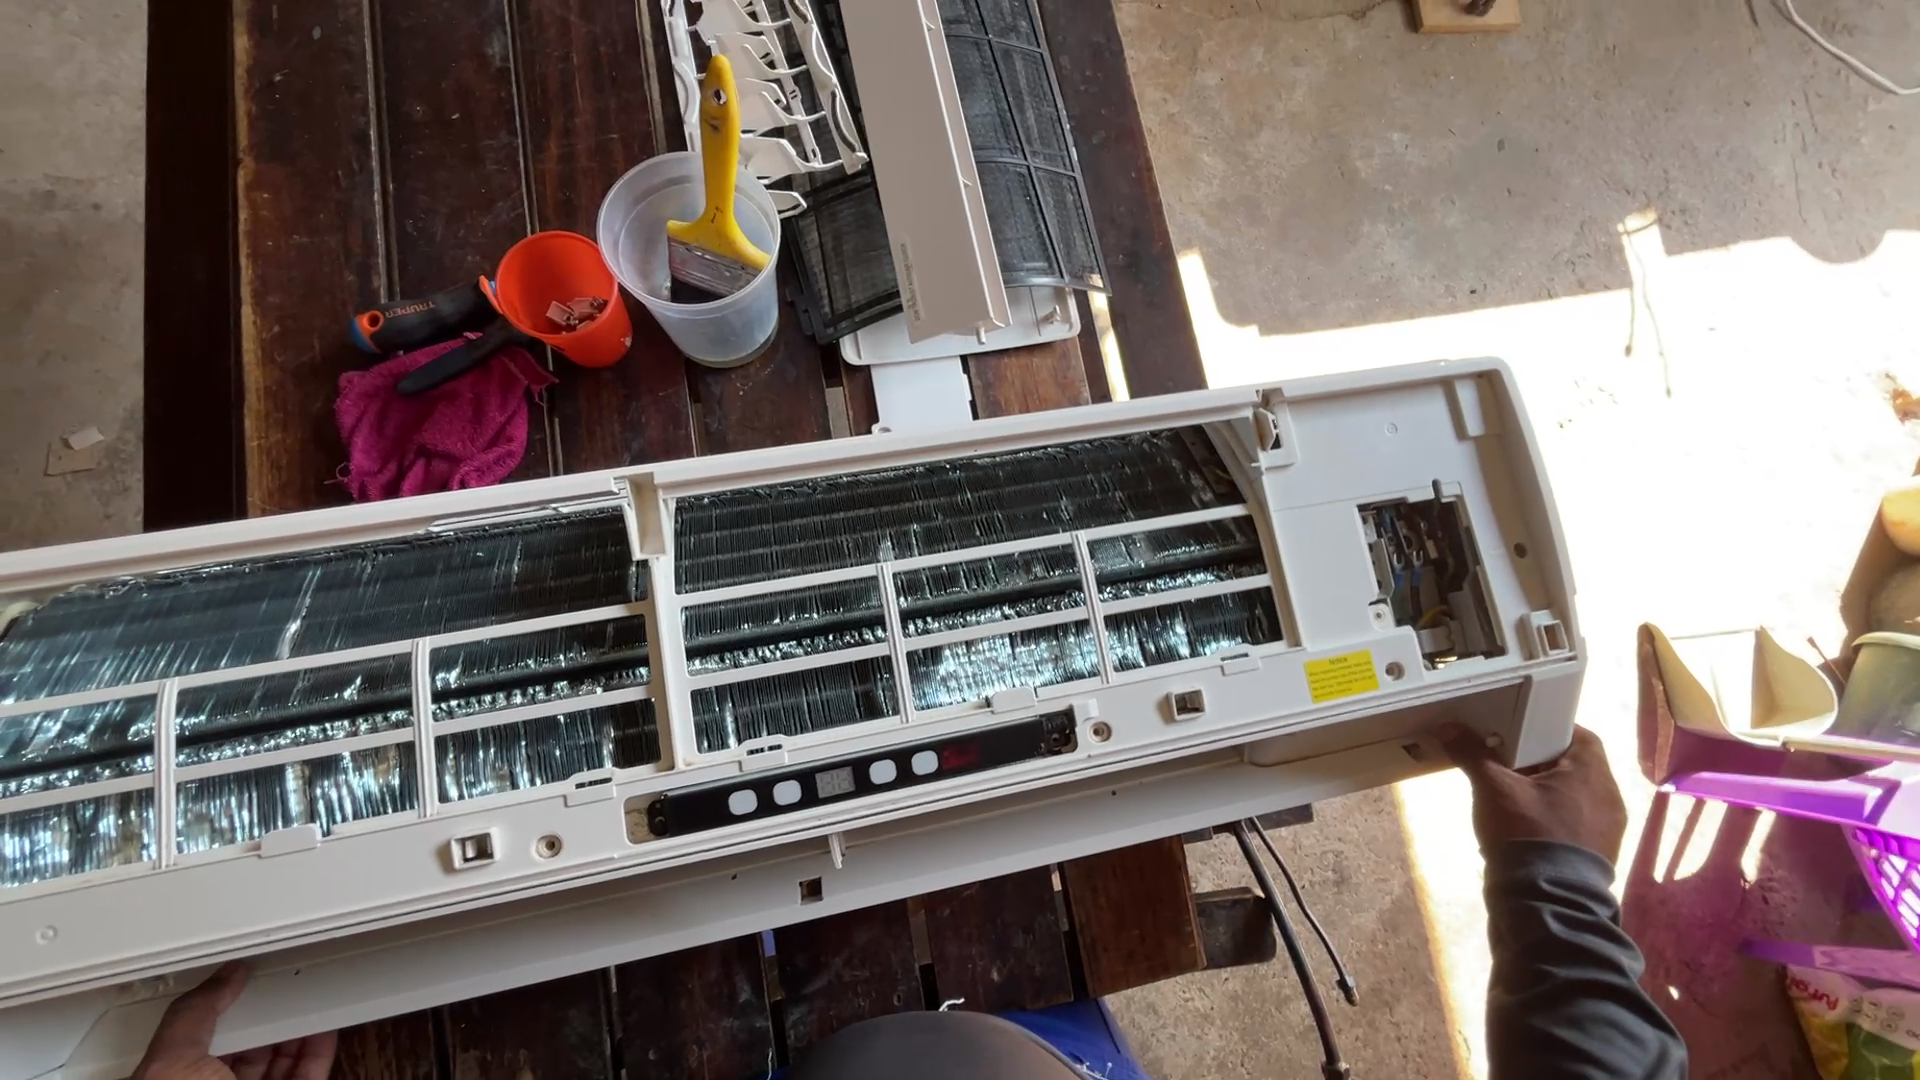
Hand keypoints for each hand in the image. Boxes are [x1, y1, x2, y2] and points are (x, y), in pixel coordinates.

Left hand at [132, 962, 336, 1079]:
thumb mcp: (169, 1066)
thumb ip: (192, 1017)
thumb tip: (225, 973)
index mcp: (176, 1079)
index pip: (199, 1034)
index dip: (222, 1001)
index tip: (245, 972)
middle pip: (248, 1039)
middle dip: (268, 1007)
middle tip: (285, 979)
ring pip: (282, 1049)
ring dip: (300, 1021)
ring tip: (313, 992)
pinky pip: (314, 1062)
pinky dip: (324, 1039)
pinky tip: (328, 1020)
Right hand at [1439, 723, 1627, 865]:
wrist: (1544, 899)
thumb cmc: (1526, 831)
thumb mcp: (1492, 787)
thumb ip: (1472, 753)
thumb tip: (1449, 727)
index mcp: (1593, 775)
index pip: (1579, 735)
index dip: (1546, 727)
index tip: (1516, 728)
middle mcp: (1609, 798)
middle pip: (1572, 764)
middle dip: (1536, 758)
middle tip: (1502, 755)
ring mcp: (1605, 828)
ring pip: (1570, 792)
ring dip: (1540, 787)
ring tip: (1505, 787)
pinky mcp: (1595, 852)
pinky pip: (1571, 817)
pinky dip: (1546, 811)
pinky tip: (1518, 817)